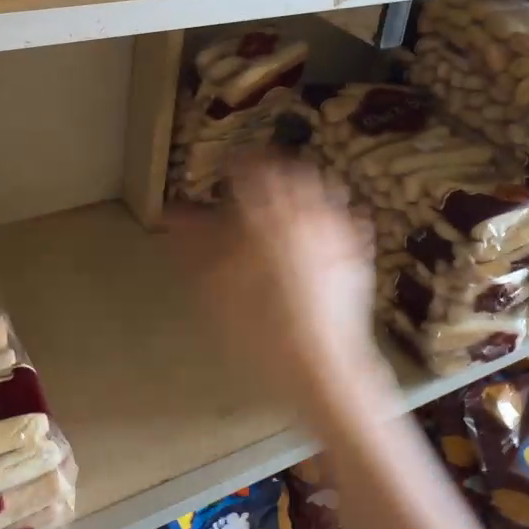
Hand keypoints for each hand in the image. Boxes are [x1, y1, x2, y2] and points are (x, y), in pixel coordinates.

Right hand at [198, 154, 380, 402]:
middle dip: (272, 167)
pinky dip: (336, 212)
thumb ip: (192, 241)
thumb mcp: (213, 286)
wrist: (321, 366)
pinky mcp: (358, 252)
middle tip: (256, 177)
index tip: (225, 167)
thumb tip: (170, 212)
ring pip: (323, 187)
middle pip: (290, 170)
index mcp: (265, 213)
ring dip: (305, 183)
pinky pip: (350, 217)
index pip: (250, 168)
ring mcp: (336, 230)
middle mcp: (304, 211)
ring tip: (290, 195)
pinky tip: (326, 224)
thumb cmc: (258, 328)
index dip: (236, 162)